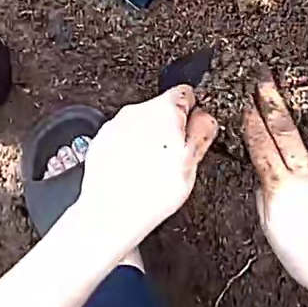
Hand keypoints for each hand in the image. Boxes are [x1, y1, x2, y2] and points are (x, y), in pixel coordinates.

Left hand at [73, 86, 217, 247]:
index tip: (193, 130)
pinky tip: (136, 172)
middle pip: (163, 109)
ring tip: (153, 170)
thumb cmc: (152, 191)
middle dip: (171, 128)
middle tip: (174, 158)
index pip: (187, 93)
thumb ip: (203, 130)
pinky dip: (130, 150)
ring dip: (150, 139)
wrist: (111, 213)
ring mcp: (116, 125)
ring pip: (142, 124)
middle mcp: (137, 111)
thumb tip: (206, 116)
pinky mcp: (101, 141)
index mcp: (164, 109)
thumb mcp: (192, 162)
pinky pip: (123, 138)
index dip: (194, 112)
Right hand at [243, 73, 307, 290]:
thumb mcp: (270, 228)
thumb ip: (265, 195)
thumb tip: (263, 176)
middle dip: (272, 101)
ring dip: (299, 164)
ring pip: (307, 159)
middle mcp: (307, 175)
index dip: (250, 118)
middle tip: (263, 78)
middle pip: (286, 130)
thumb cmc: (307, 258)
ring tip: (300, 196)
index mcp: (282, 188)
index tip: (243, 97)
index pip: (260, 144)